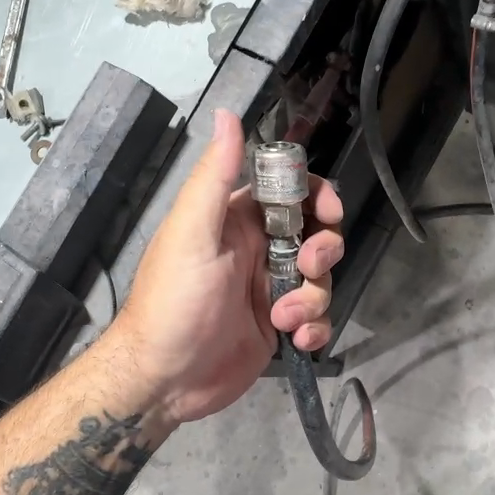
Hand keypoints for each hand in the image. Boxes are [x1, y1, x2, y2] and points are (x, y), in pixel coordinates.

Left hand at [103, 109, 343, 426]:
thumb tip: (226, 113)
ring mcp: (270, 289)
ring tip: (283, 318)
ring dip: (314, 297)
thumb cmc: (174, 301)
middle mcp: (257, 250)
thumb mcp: (193, 233)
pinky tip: (296, 341)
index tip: (328, 213)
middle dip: (324, 249)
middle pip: (316, 234)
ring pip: (320, 279)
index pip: (289, 191)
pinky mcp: (279, 326)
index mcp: (236, 220)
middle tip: (308, 267)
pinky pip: (317, 317)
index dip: (316, 196)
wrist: (165, 380)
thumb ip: (215, 176)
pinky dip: (315, 327)